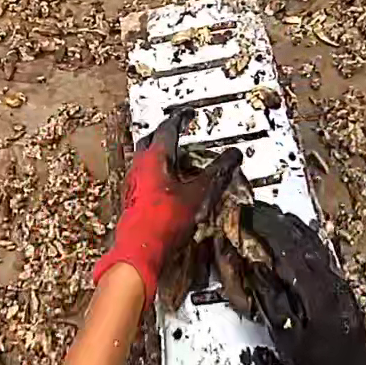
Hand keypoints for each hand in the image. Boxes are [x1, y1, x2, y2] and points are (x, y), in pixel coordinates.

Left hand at [94, 113, 239, 302]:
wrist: (139, 250)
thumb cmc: (163, 222)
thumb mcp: (198, 195)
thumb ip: (216, 174)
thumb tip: (232, 157)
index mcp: (154, 158)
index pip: (167, 129)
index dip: (180, 119)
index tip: (188, 114)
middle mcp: (139, 166)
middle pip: (151, 139)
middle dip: (166, 132)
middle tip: (179, 128)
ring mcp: (133, 181)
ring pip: (145, 157)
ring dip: (160, 151)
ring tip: (176, 153)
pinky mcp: (133, 197)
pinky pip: (144, 173)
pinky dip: (157, 169)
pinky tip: (167, 181)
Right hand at [245, 204, 365, 364]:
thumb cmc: (318, 364)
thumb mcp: (287, 338)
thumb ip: (272, 301)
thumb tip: (256, 269)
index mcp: (315, 293)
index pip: (287, 252)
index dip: (267, 231)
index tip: (249, 217)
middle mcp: (330, 282)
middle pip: (302, 243)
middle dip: (279, 224)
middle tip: (258, 209)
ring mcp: (339, 283)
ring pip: (315, 246)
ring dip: (294, 228)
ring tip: (277, 213)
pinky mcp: (342, 287)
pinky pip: (323, 255)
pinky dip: (308, 240)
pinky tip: (302, 233)